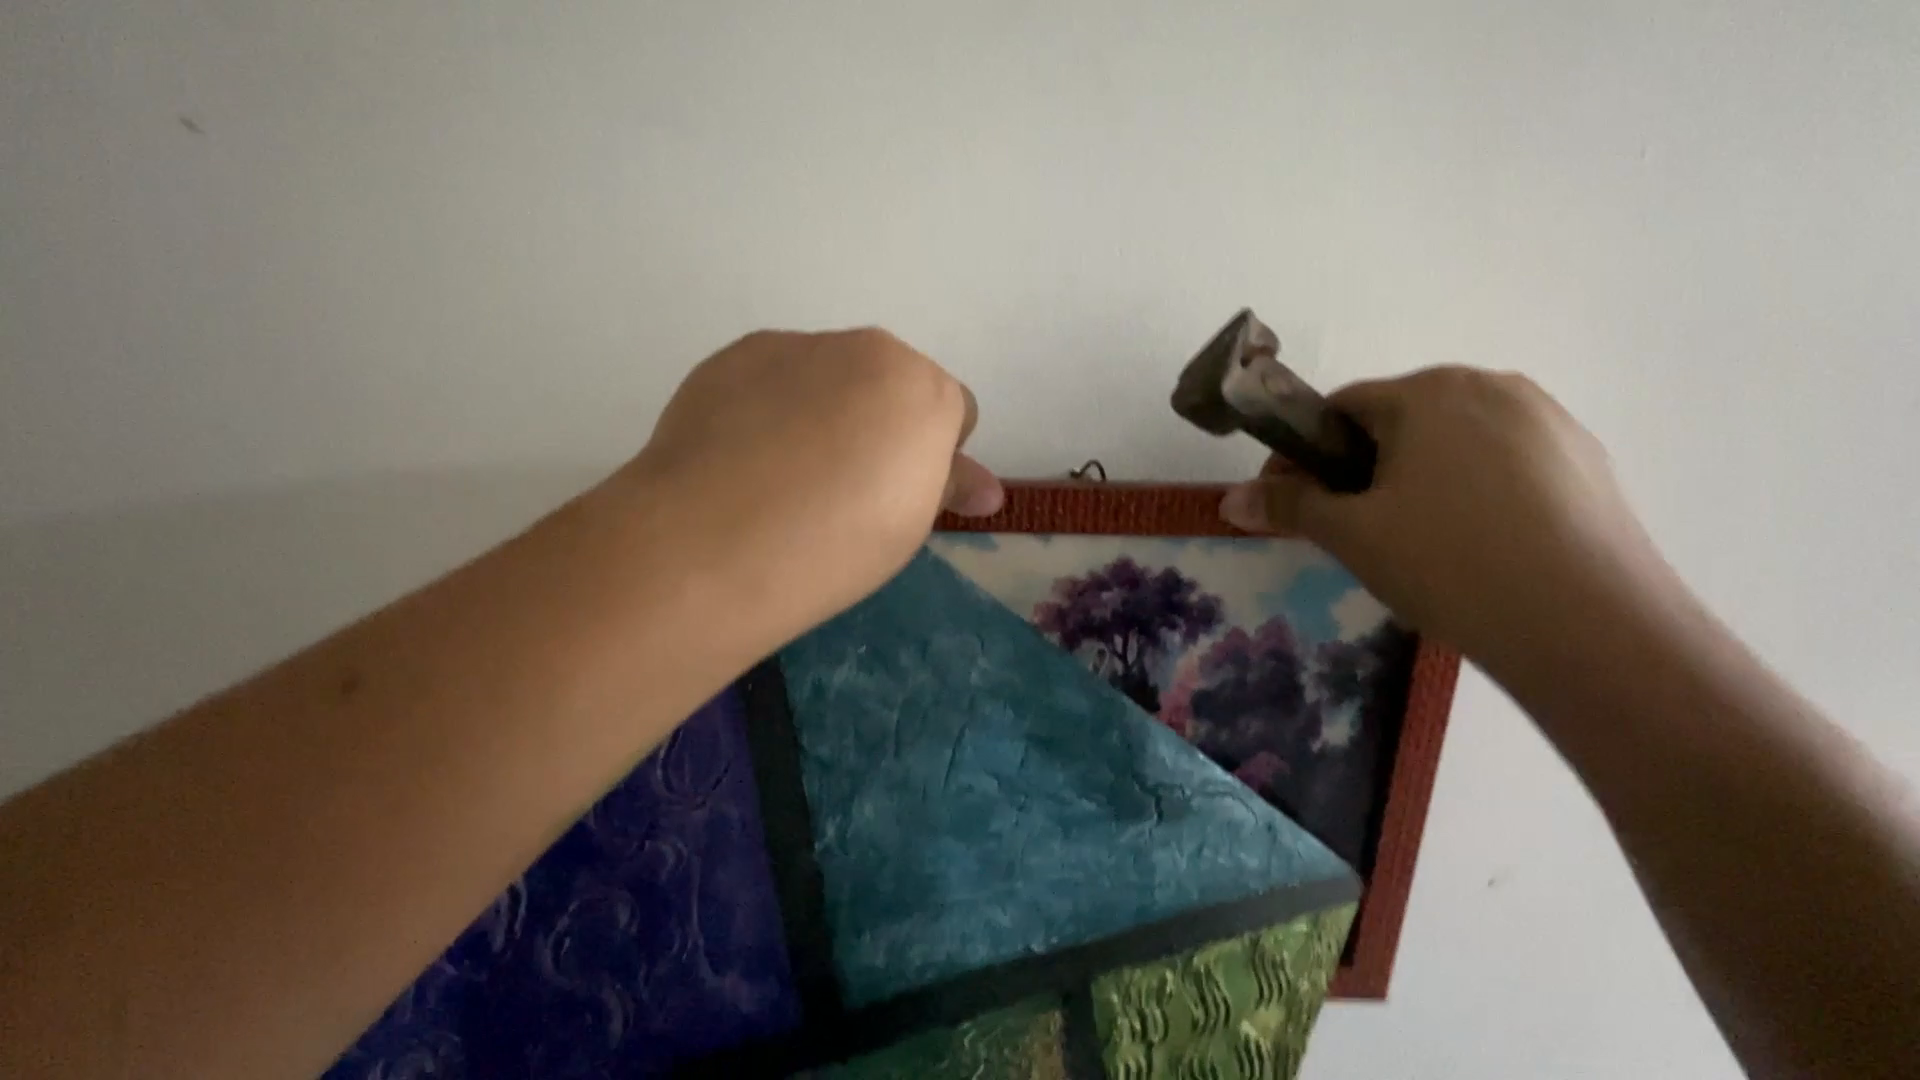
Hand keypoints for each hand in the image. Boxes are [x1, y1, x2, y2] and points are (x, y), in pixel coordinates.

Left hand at [608, 327, 1001, 646]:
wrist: (716, 543)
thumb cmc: (837, 545)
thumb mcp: (910, 524)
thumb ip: (949, 487)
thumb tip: (988, 489)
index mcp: (923, 388)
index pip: (952, 412)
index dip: (932, 458)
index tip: (899, 497)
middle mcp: (863, 349)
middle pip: (889, 384)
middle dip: (879, 423)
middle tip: (843, 489)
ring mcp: (792, 347)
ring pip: (827, 376)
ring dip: (822, 410)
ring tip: (784, 477)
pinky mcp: (731, 357)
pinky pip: (770, 379)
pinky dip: (767, 408)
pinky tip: (743, 460)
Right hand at [1219, 366, 1673, 676]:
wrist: (1590, 625)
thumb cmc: (1449, 562)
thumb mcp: (1353, 535)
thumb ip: (1289, 506)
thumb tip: (1230, 499)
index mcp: (1428, 391)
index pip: (1341, 409)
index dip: (1304, 455)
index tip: (1290, 502)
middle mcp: (1491, 386)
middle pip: (1399, 421)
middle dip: (1362, 468)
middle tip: (1349, 529)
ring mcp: (1548, 421)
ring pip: (1454, 443)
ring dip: (1416, 480)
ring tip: (1412, 544)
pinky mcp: (1586, 461)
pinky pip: (1503, 465)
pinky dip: (1471, 493)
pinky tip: (1474, 547)